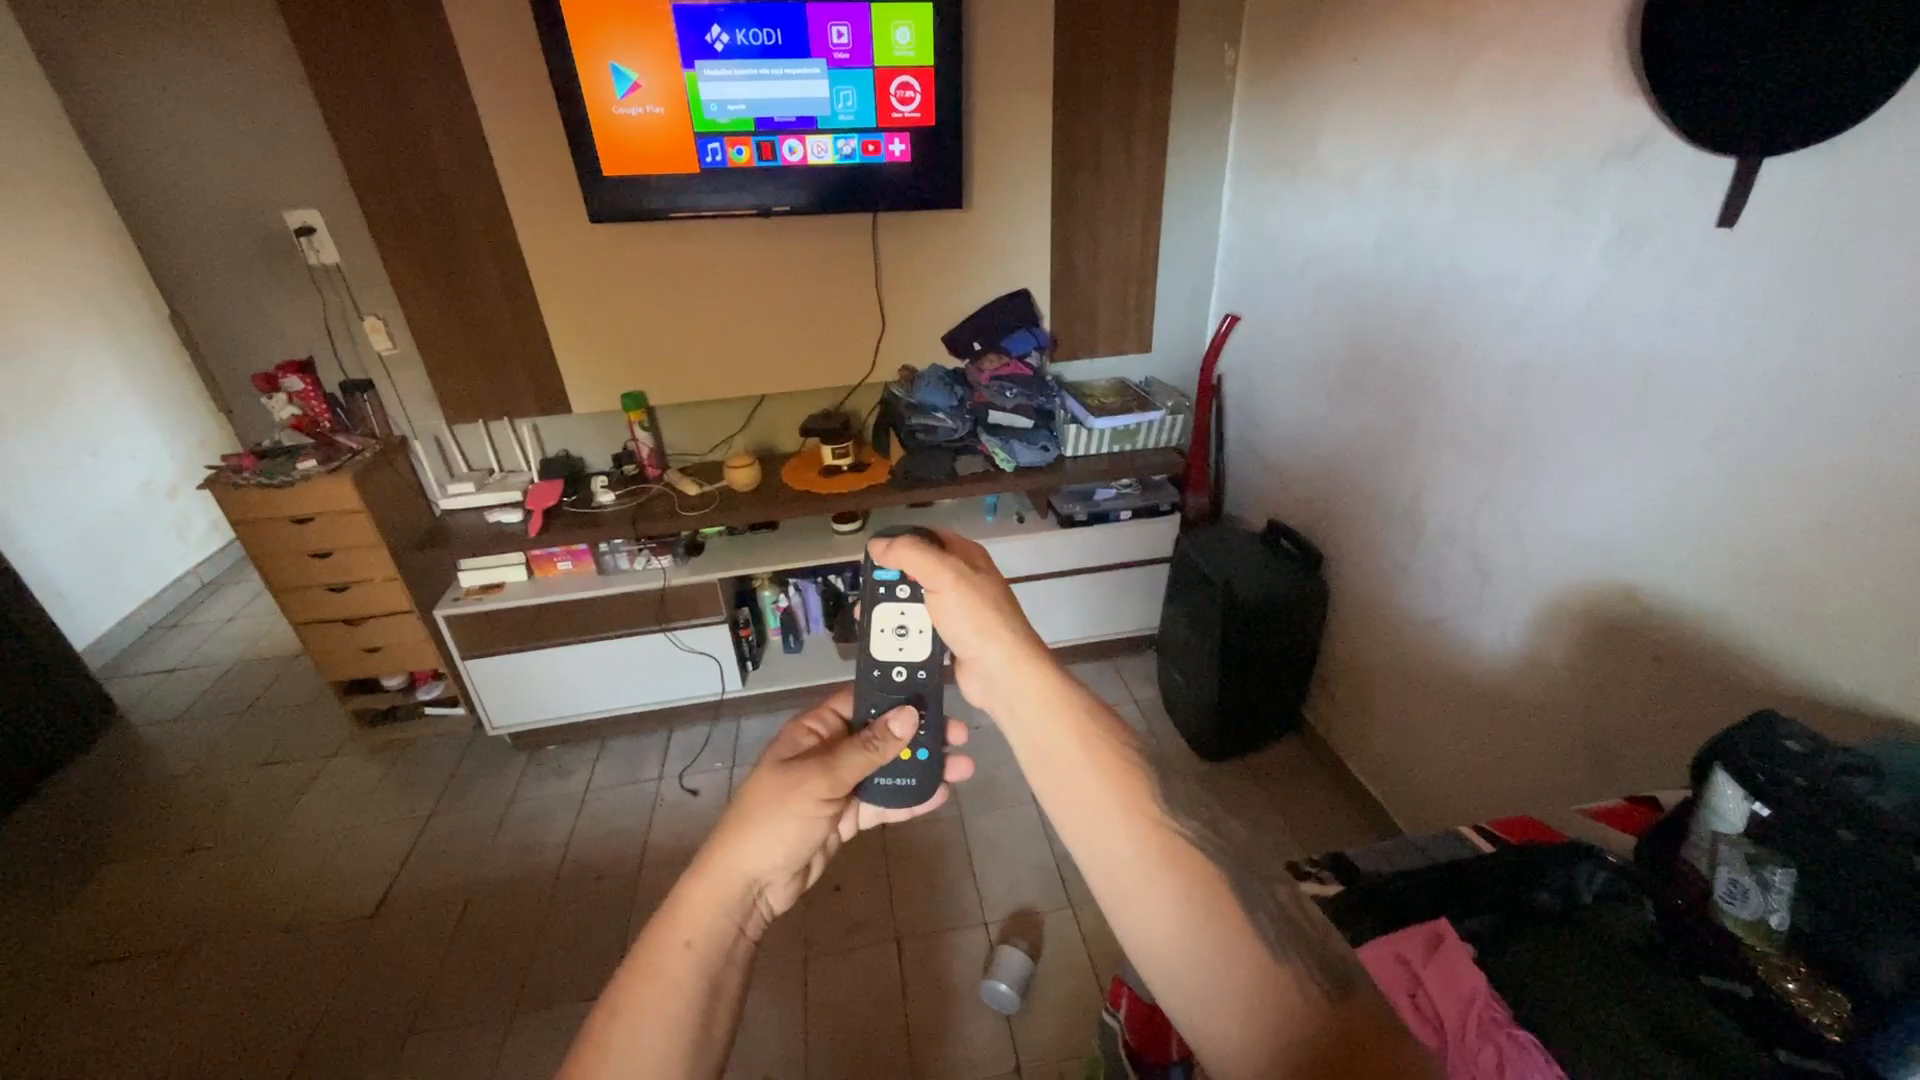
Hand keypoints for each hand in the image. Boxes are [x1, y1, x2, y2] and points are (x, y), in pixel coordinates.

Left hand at [702, 688, 972, 940]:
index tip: (936, 693)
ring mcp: (839, 785)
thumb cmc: (776, 818)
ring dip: (921, 767)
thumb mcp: (822, 777)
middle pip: (881, 734)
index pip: (862, 700)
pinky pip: (883, 801)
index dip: (897, 695)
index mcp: (815, 730)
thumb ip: (868, 748)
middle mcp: (830, 751)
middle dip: (919, 735)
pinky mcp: (847, 816)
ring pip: (887, 769)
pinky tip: (939, 796)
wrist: (749, 884)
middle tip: (960, 736)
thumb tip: (909, 713)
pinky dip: (908, 799)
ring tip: (962, 767)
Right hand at [867, 528, 1052, 715]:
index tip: (871, 554)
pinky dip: (903, 632)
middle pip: (917, 571)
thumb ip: (909, 553)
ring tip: (867, 617)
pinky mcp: (949, 639)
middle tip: (865, 591)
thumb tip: (877, 545)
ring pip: (915, 603)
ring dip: (893, 609)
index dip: (899, 541)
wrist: (1001, 673)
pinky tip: (885, 638)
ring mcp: (956, 612)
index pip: (926, 536)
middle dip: (890, 581)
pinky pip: (919, 630)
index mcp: (965, 556)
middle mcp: (961, 580)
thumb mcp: (944, 575)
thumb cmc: (976, 618)